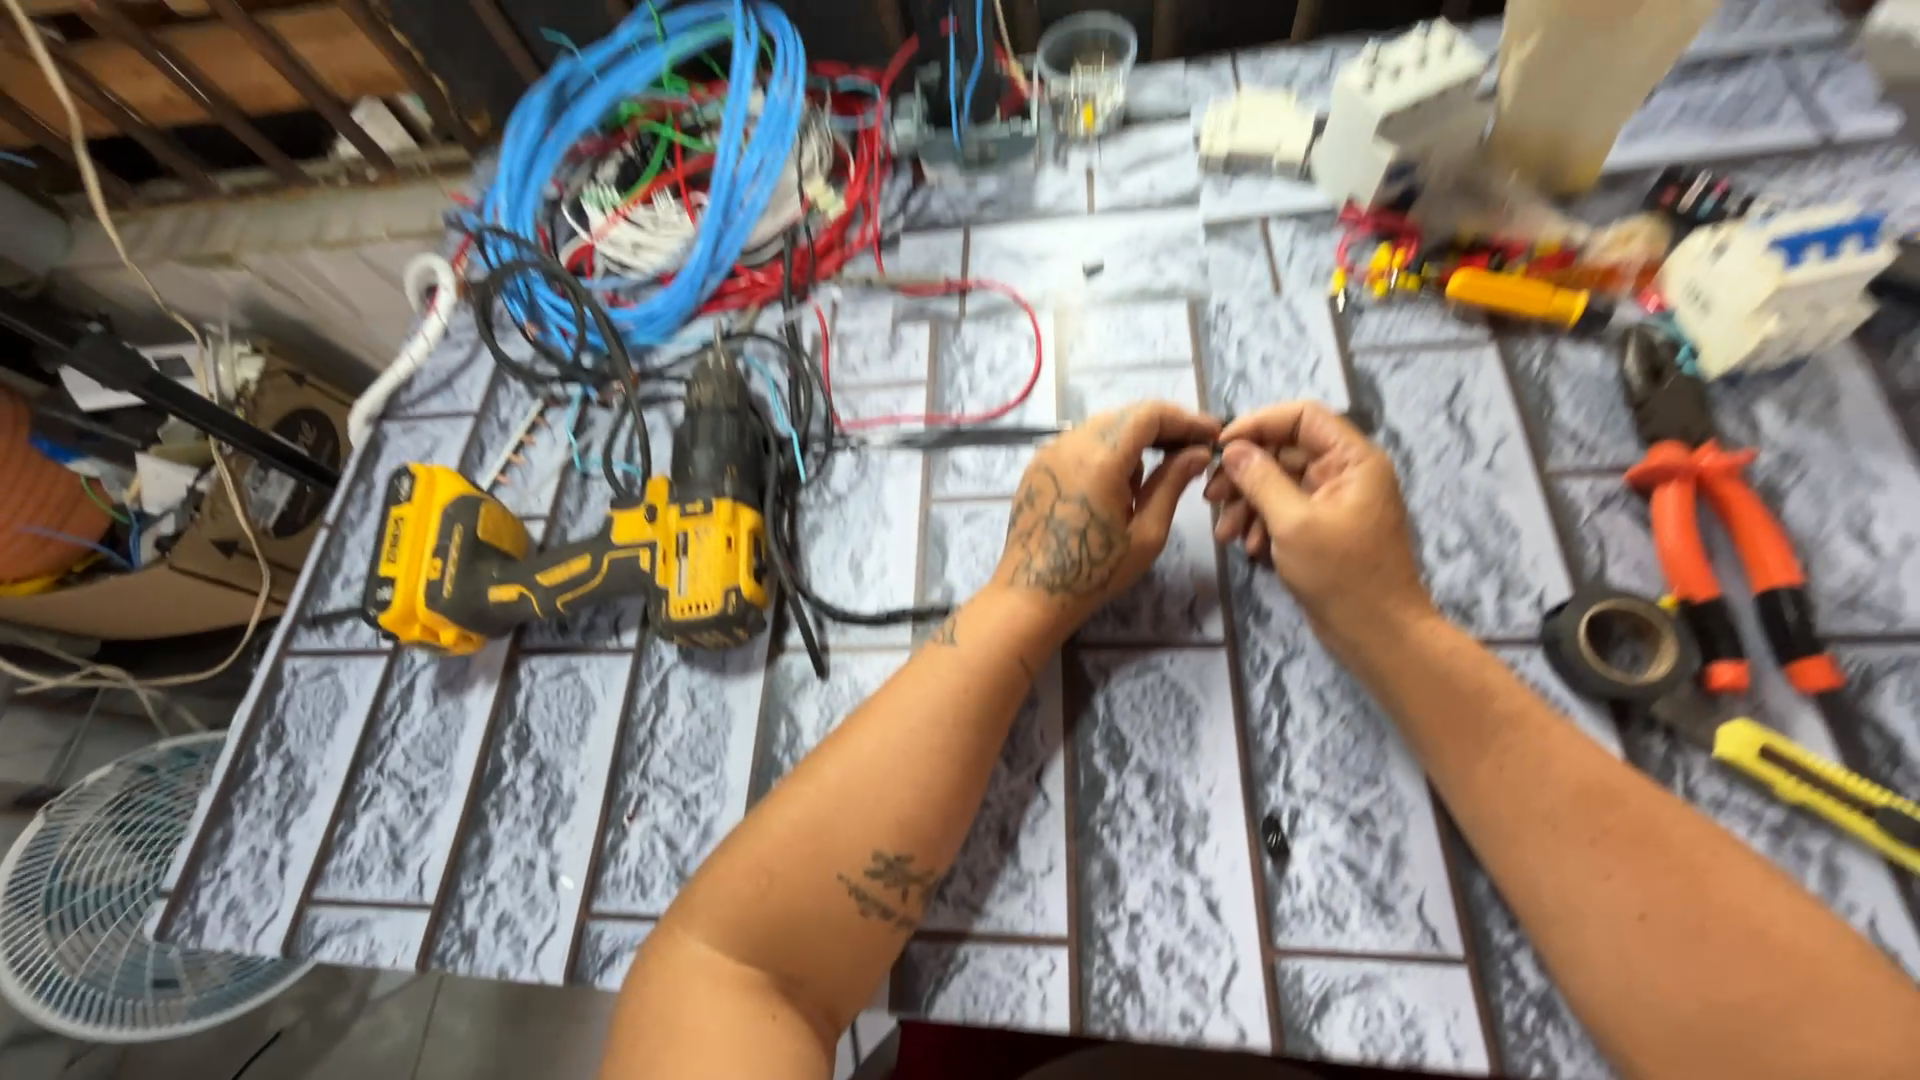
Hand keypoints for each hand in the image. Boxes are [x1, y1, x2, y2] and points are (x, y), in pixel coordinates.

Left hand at [991, 403, 1219, 637]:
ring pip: (1101, 428)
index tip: (1210, 433)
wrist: (1032, 592)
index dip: (1184, 419)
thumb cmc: (1096, 571)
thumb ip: (1172, 484)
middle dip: (1161, 428)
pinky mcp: (1038, 466)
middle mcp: (1070, 444)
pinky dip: (1106, 451)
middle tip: (1189, 451)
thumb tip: (1197, 453)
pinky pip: (1079, 444)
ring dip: (1132, 441)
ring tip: (1147, 482)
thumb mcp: (1147, 533)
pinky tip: (1115, 486)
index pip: (1149, 414)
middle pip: (1124, 416)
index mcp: (1100, 459)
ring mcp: (1048, 453)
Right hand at [1204, 402, 1436, 649]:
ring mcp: (1332, 501)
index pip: (1301, 417)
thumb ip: (1260, 479)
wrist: (1377, 633)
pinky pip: (1283, 511)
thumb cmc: (1342, 574)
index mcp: (1352, 460)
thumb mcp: (1293, 523)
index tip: (1220, 447)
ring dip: (1246, 504)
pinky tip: (1245, 548)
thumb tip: (1231, 449)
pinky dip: (1260, 524)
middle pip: (1284, 451)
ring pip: (1278, 483)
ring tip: (1223, 533)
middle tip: (1210, 495)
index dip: (1258, 424)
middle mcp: (1344, 473)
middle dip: (1244, 473)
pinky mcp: (1320, 528)